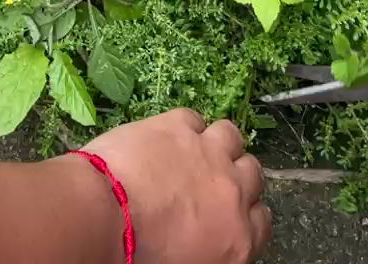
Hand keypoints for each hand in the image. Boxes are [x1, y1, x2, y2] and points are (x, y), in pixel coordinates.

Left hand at [76, 109, 269, 263]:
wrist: (106, 217)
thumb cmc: (139, 256)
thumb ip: (211, 248)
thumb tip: (203, 237)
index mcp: (237, 239)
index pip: (261, 221)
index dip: (245, 213)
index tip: (229, 211)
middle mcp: (232, 192)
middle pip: (252, 173)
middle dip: (234, 175)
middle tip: (210, 181)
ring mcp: (207, 153)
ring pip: (231, 136)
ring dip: (218, 143)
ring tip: (196, 152)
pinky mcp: (178, 125)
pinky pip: (194, 118)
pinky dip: (185, 126)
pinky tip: (168, 137)